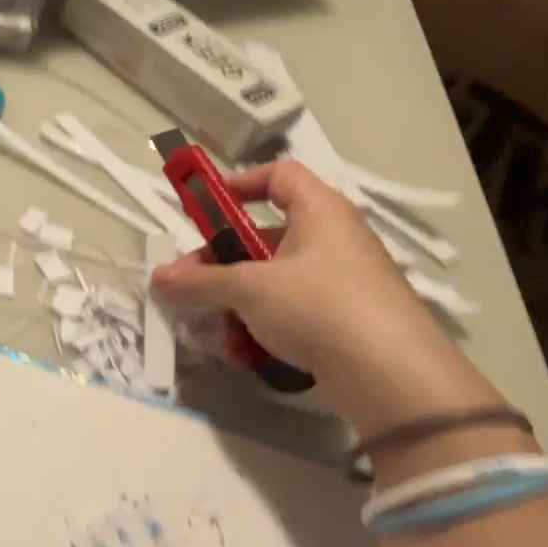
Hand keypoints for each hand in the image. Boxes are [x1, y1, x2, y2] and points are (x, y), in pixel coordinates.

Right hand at [152, 161, 502, 436]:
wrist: (388, 370)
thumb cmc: (317, 306)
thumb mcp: (247, 289)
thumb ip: (199, 281)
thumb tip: (159, 276)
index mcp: (319, 212)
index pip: (278, 176)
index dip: (236, 184)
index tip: (200, 209)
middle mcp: (332, 238)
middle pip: (264, 235)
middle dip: (220, 259)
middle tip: (189, 282)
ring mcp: (338, 279)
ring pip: (271, 277)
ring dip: (235, 298)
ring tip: (212, 323)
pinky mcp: (340, 316)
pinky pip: (288, 308)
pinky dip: (260, 323)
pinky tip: (242, 348)